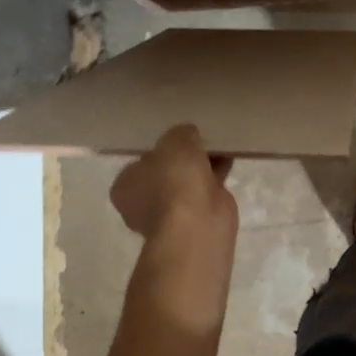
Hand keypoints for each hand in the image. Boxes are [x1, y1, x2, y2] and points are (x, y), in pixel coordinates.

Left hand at [110, 124, 236, 239]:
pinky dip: (217, 173)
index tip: (175, 137)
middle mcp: (143, 203)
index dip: (158, 149)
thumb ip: (180, 133)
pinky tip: (229, 156)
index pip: (139, 163)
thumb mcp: (175, 140)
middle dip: (182, 158)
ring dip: (201, 165)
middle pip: (165, 172)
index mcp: (125, 186)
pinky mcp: (197, 217)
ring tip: (219, 142)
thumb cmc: (174, 179)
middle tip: (199, 137)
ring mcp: (171, 213)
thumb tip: (188, 136)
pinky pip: (206, 187)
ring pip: (187, 181)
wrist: (197, 222)